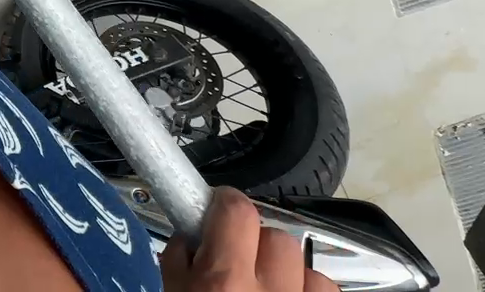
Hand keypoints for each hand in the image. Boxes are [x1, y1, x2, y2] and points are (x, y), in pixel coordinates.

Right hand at [161, 189, 336, 291]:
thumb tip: (193, 232)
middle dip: (258, 242)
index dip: (227, 201)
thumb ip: (181, 256)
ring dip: (290, 272)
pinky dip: (309, 291)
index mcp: (225, 278)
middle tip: (239, 256)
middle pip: (278, 238)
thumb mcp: (172, 289)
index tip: (220, 202)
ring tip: (270, 285)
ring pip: (311, 269)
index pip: (238, 211)